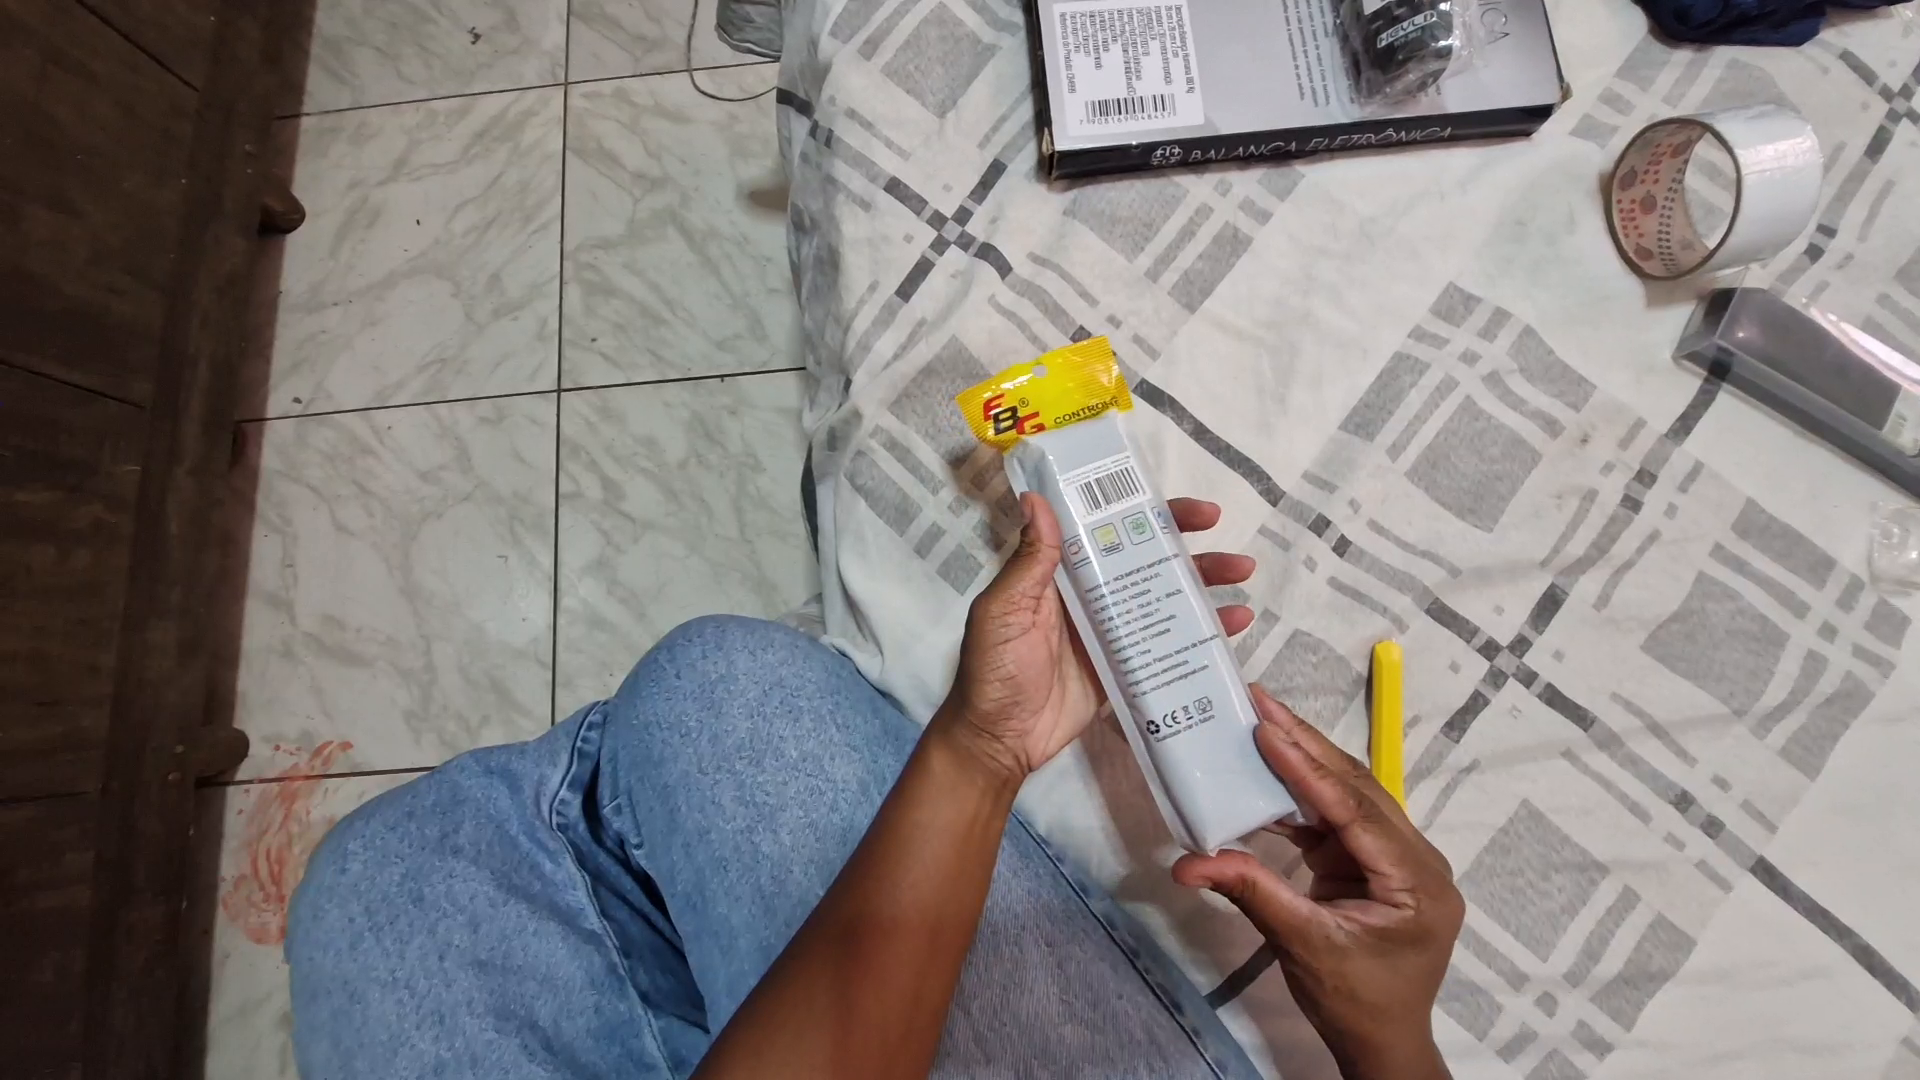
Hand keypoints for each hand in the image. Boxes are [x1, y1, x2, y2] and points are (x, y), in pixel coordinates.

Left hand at [933, 492, 1255, 784]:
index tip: (1181, 507)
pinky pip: (1165, 643)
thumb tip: (1037, 498)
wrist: (1000, 739)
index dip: (1142, 512)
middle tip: (1223, 538)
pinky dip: (1198, 631)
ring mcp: (1110, 632)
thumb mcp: (1004, 610)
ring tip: (1242, 573)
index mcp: (1057, 574)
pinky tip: (1232, 624)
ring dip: (1202, 582)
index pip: (1104, 530)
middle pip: (1142, 559)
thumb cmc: (994, 668)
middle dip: (1186, 545)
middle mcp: (1088, 595)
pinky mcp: (1124, 667)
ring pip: (1161, 596)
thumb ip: (1029, 561)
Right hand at [1172, 688, 1462, 1079]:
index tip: (1267, 729)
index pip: (1355, 810)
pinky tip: (1267, 767)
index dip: (1307, 768)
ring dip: (1302, 756)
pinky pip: (1332, 812)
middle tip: (1261, 701)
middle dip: (1305, 742)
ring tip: (1262, 720)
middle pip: (1355, 786)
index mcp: (1417, 881)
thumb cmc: (1354, 1001)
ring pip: (1346, 791)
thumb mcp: (1301, 944)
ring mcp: (1394, 856)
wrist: (1381, 1042)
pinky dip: (1298, 790)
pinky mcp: (1370, 859)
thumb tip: (1186, 864)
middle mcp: (1415, 858)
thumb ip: (1249, 891)